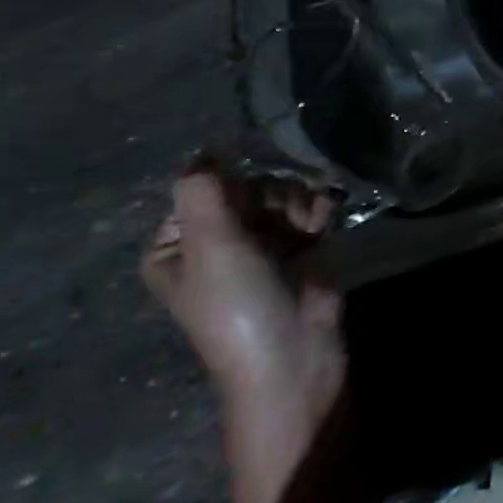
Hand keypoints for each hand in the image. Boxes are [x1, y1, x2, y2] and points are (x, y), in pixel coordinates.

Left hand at [142, 167, 344, 423]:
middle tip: (281, 222)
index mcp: (178, 244)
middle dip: (273, 196)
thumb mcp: (211, 248)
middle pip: (250, 187)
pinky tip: (324, 225)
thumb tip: (202, 151)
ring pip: (286, 194)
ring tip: (306, 229)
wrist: (295, 352)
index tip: (247, 202)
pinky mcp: (305, 246)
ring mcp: (265, 243)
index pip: (205, 189)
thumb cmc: (238, 305)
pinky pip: (313, 208)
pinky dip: (321, 210)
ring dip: (300, 204)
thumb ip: (205, 194)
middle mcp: (219, 239)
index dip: (231, 187)